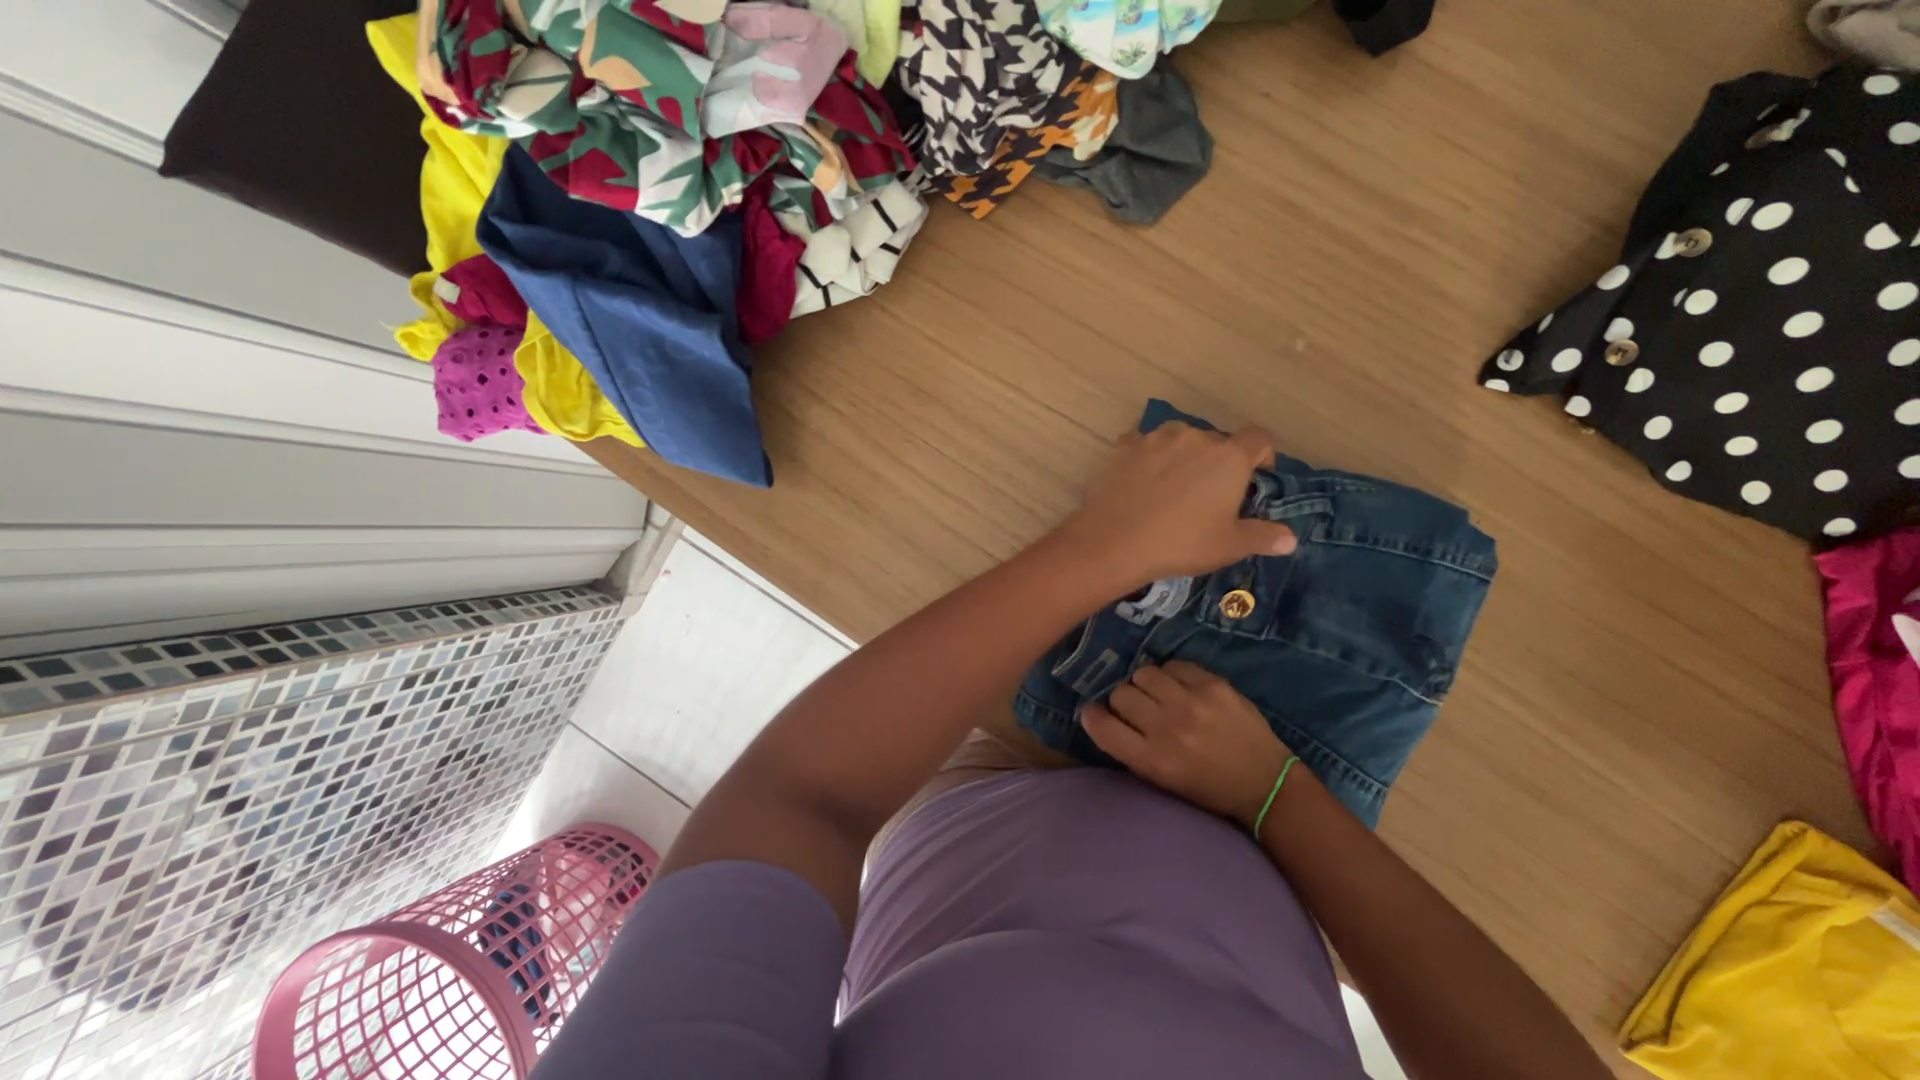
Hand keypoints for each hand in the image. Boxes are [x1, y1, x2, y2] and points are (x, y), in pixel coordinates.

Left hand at [1055, 422, 1296, 588]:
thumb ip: (1262, 537)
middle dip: (1219, 461)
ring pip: (1179, 438)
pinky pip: (1144, 445)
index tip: (1257, 475)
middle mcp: (1195, 438)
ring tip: (1174, 486)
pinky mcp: (1125, 446)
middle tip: (1210, 493)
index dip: (1262, 454)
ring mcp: (1157, 439)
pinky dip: (1148, 458)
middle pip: (1216, 441)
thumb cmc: (1182, 542)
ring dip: (1183, 455)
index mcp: (1229, 457)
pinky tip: (1141, 481)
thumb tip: (1290, 539)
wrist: (1114, 541)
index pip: (1258, 438)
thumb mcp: (1229, 545)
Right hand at [1080, 661, 1294, 829]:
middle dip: (1123, 700)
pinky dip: (1171, 674)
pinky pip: (1174, 665)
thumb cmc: (1208, 788)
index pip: (1102, 726)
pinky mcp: (1213, 685)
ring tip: (1158, 693)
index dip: (1092, 715)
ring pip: (1143, 673)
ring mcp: (1191, 703)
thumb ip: (1132, 748)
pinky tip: (1180, 687)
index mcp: (1152, 760)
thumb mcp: (1162, 780)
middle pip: (1120, 694)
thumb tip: (1106, 716)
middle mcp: (1167, 728)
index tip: (1095, 712)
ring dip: (1145, 683)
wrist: (1265, 782)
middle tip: (1137, 707)